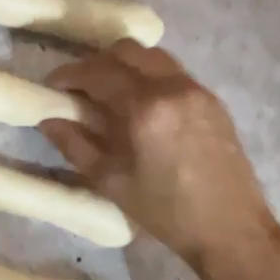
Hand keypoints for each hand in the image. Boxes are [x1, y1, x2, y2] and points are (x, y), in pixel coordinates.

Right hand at [41, 41, 279, 271]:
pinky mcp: (212, 101)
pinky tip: (141, 106)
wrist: (230, 228)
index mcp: (145, 108)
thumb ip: (76, 146)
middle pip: (128, 52)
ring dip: (126, 65)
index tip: (52, 86)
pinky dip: (150, 76)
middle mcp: (173, 87)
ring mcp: (197, 90)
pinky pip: (174, 73)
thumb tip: (49, 121)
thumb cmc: (166, 211)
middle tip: (80, 87)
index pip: (99, 73)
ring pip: (153, 57)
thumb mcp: (112, 182)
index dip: (70, 75)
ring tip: (109, 93)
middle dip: (98, 63)